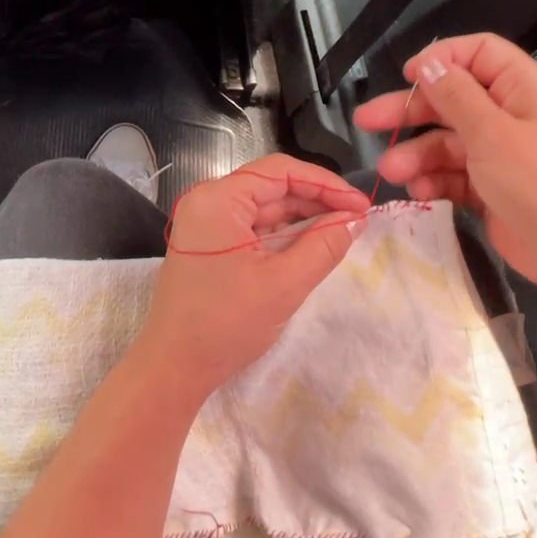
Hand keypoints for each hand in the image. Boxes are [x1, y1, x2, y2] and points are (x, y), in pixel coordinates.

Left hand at [134, 153, 370, 398]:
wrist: (175, 365)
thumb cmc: (226, 323)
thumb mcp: (284, 284)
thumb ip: (323, 246)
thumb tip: (355, 219)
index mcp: (217, 199)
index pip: (278, 171)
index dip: (324, 183)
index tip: (361, 203)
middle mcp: (207, 201)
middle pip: (270, 186)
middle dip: (316, 199)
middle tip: (359, 218)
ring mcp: (206, 223)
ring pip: (263, 208)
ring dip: (302, 216)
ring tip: (343, 229)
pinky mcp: (210, 245)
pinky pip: (252, 228)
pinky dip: (283, 233)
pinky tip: (311, 242)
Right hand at [352, 33, 536, 285]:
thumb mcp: (492, 132)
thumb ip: (454, 95)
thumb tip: (427, 63)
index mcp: (523, 88)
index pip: (477, 53)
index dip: (439, 59)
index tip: (404, 76)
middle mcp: (511, 114)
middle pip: (450, 99)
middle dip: (408, 112)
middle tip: (366, 121)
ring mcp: (501, 153)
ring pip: (445, 141)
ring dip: (416, 154)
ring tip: (392, 173)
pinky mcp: (492, 187)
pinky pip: (453, 174)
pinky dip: (433, 180)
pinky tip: (419, 192)